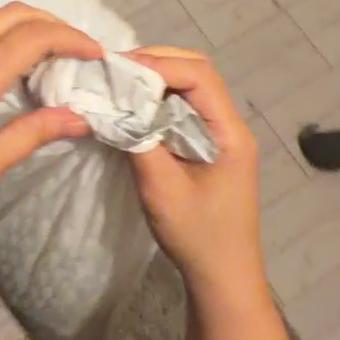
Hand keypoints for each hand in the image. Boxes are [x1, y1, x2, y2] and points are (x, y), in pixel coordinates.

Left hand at [0, 3, 99, 210]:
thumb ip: (35, 134)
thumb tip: (80, 119)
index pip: (36, 36)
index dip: (72, 38)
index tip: (96, 53)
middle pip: (18, 12)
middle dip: (55, 22)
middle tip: (78, 49)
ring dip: (29, 21)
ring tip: (51, 51)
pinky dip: (4, 26)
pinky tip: (12, 54)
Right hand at [125, 48, 266, 296]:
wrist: (222, 277)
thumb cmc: (197, 234)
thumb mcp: (161, 188)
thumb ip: (138, 140)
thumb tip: (110, 104)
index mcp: (228, 132)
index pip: (198, 76)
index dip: (157, 65)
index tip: (117, 71)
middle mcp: (228, 124)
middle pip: (195, 70)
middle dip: (154, 61)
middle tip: (113, 70)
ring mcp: (218, 132)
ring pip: (188, 84)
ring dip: (154, 76)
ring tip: (118, 82)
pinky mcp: (205, 142)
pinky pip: (182, 103)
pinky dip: (155, 94)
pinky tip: (131, 103)